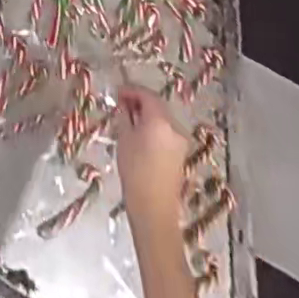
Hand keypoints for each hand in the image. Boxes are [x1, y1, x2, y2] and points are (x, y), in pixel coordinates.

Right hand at [114, 86, 191, 220]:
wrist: (154, 207)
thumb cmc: (134, 170)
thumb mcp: (124, 138)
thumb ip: (124, 116)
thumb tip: (124, 104)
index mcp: (160, 121)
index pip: (147, 95)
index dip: (131, 90)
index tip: (117, 92)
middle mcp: (175, 127)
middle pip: (157, 105)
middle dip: (139, 101)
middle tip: (121, 103)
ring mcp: (181, 141)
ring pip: (162, 118)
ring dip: (146, 114)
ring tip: (128, 118)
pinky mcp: (180, 153)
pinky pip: (166, 131)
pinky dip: (153, 126)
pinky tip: (140, 133)